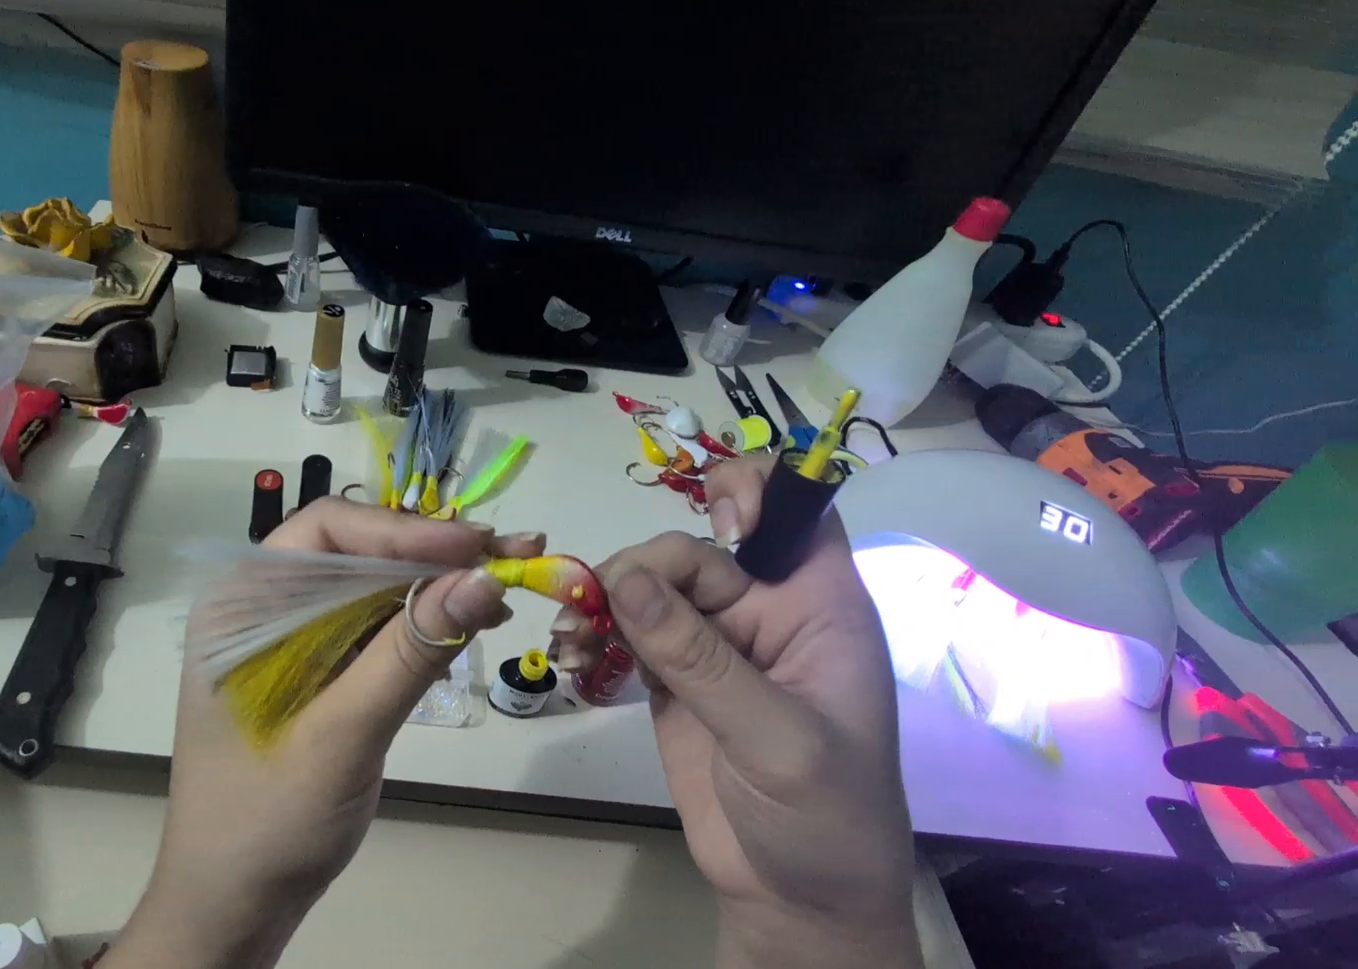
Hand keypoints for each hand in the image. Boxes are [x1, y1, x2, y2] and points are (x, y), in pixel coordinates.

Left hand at [105, 498, 540, 967]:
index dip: (402, 530)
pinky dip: (427, 622)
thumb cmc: (265, 823)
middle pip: (357, 552)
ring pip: (375, 585)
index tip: (472, 546)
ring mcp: (296, 635)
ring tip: (505, 586)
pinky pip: (379, 624)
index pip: (326, 532)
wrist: (233, 906)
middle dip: (433, 553)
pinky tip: (474, 621)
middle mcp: (267, 603)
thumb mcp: (341, 736)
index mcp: (242, 602)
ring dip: (439, 585)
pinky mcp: (324, 665)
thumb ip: (409, 654)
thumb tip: (483, 579)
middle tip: (512, 553)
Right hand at [555, 455, 919, 968]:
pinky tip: (572, 656)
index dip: (756, 495)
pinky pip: (625, 630)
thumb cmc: (823, 819)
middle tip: (599, 609)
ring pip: (648, 586)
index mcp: (816, 609)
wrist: (794, 901)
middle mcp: (761, 612)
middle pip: (694, 551)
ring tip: (572, 638)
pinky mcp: (670, 672)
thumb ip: (701, 660)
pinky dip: (593, 634)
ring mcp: (711, 642)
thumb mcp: (776, 741)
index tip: (714, 522)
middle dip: (643, 569)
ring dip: (603, 600)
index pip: (794, 514)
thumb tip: (624, 580)